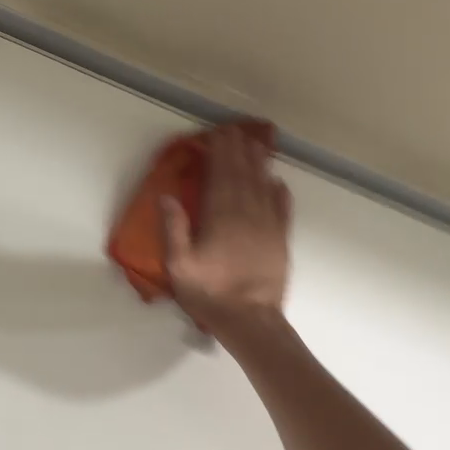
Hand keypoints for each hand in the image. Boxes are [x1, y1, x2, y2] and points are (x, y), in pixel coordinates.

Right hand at [163, 121, 292, 321]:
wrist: (251, 319)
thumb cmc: (209, 293)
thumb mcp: (179, 265)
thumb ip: (173, 228)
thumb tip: (166, 196)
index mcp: (221, 217)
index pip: (220, 175)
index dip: (218, 153)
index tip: (215, 134)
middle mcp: (247, 213)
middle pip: (243, 174)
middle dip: (238, 150)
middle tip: (234, 130)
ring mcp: (268, 225)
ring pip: (264, 184)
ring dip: (258, 163)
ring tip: (255, 144)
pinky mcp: (280, 239)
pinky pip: (282, 207)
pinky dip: (279, 190)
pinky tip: (276, 181)